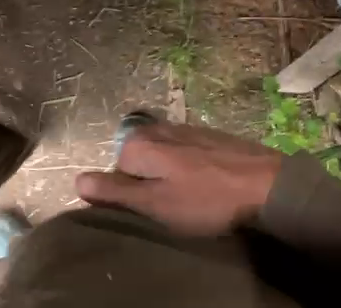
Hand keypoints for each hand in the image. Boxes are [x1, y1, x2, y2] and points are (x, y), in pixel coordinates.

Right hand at [74, 122, 283, 235]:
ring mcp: (180, 127)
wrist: (264, 182)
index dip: (130, 197)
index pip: (114, 174)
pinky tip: (203, 186)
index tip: (153, 213)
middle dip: (148, 183)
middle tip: (172, 208)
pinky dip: (185, 169)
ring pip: (158, 156)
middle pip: (135, 162)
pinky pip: (179, 153)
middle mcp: (153, 127)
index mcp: (138, 142)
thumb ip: (116, 191)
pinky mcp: (202, 133)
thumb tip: (76, 179)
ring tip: (189, 200)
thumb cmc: (206, 199)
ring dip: (167, 177)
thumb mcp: (156, 204)